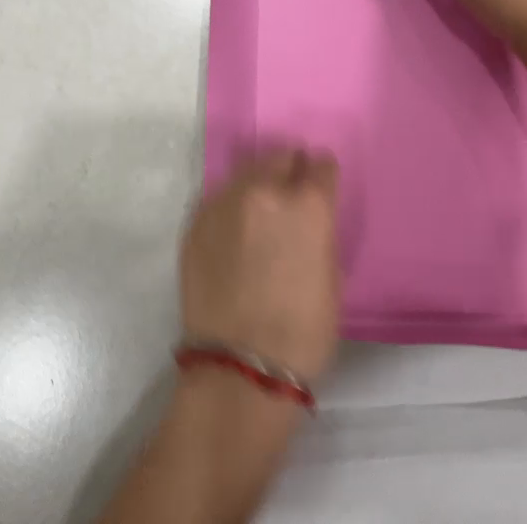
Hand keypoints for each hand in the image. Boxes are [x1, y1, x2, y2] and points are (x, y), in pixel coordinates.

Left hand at [180, 149, 341, 380]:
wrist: (241, 367)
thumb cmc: (304, 331)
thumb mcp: (331, 275)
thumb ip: (318, 232)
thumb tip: (307, 219)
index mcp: (307, 203)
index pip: (321, 165)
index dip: (322, 176)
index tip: (320, 186)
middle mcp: (263, 191)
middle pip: (278, 158)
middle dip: (288, 171)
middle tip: (289, 196)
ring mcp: (222, 204)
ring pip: (244, 174)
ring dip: (257, 185)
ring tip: (258, 216)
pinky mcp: (194, 223)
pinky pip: (218, 201)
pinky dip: (230, 209)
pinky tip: (233, 236)